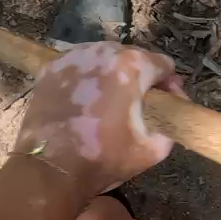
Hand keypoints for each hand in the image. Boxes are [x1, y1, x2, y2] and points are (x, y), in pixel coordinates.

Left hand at [13, 42, 180, 202]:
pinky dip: (87, 77)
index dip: (169, 84)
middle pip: (134, 57)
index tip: (165, 103)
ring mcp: (75, 56)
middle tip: (137, 103)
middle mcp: (105, 50)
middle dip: (140, 78)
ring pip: (105, 58)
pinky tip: (85, 98)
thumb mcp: (151, 150)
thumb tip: (169, 116)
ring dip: (113, 74)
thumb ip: (170, 127)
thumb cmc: (103, 157)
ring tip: (109, 100)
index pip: (163, 64)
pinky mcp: (52, 67)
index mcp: (132, 65)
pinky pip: (80, 65)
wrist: (50, 169)